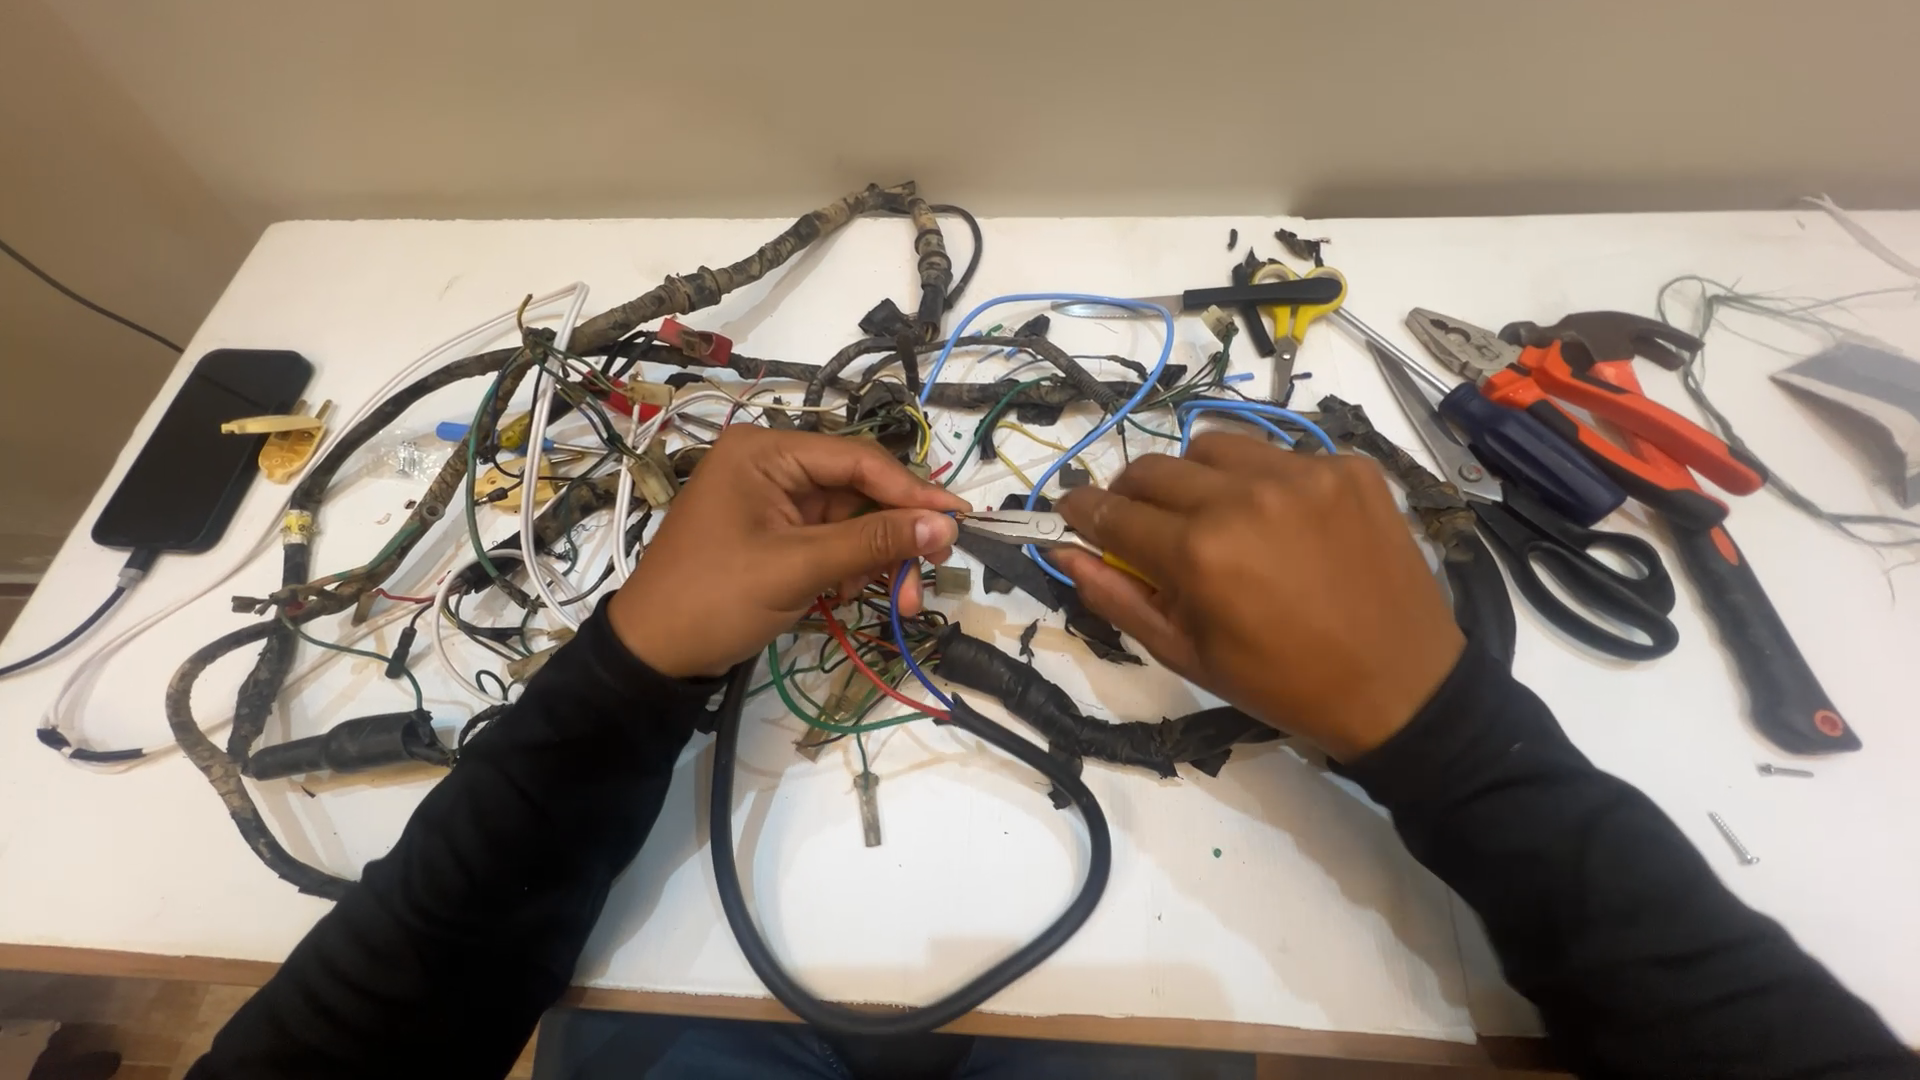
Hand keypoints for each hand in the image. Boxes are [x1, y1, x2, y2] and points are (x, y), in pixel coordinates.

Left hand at [608, 426, 967, 677]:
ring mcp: (776, 502)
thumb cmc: (716, 599)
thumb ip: (873, 541)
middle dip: (894, 536)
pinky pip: (833, 542)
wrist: (654, 655)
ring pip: (852, 521)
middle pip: (859, 492)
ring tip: (898, 602)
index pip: (857, 460)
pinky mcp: (778, 535)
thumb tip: (946, 524)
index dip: (911, 491)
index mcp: (766, 452)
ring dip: (878, 560)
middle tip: (931, 571)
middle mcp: (773, 466)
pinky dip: (852, 569)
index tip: (957, 520)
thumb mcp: (798, 567)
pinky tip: (851, 597)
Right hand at [1053, 434, 1463, 760]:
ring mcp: (1301, 473)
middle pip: (1151, 468)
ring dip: (1190, 478)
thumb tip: (1063, 550)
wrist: (1402, 688)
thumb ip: (1114, 596)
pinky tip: (1274, 518)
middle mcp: (1243, 498)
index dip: (1080, 511)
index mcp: (1198, 553)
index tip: (1071, 511)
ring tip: (1208, 515)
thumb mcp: (1185, 653)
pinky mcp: (1347, 465)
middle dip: (1128, 494)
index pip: (1111, 511)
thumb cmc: (1280, 683)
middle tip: (1139, 524)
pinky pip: (1273, 452)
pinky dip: (1255, 480)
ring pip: (1209, 447)